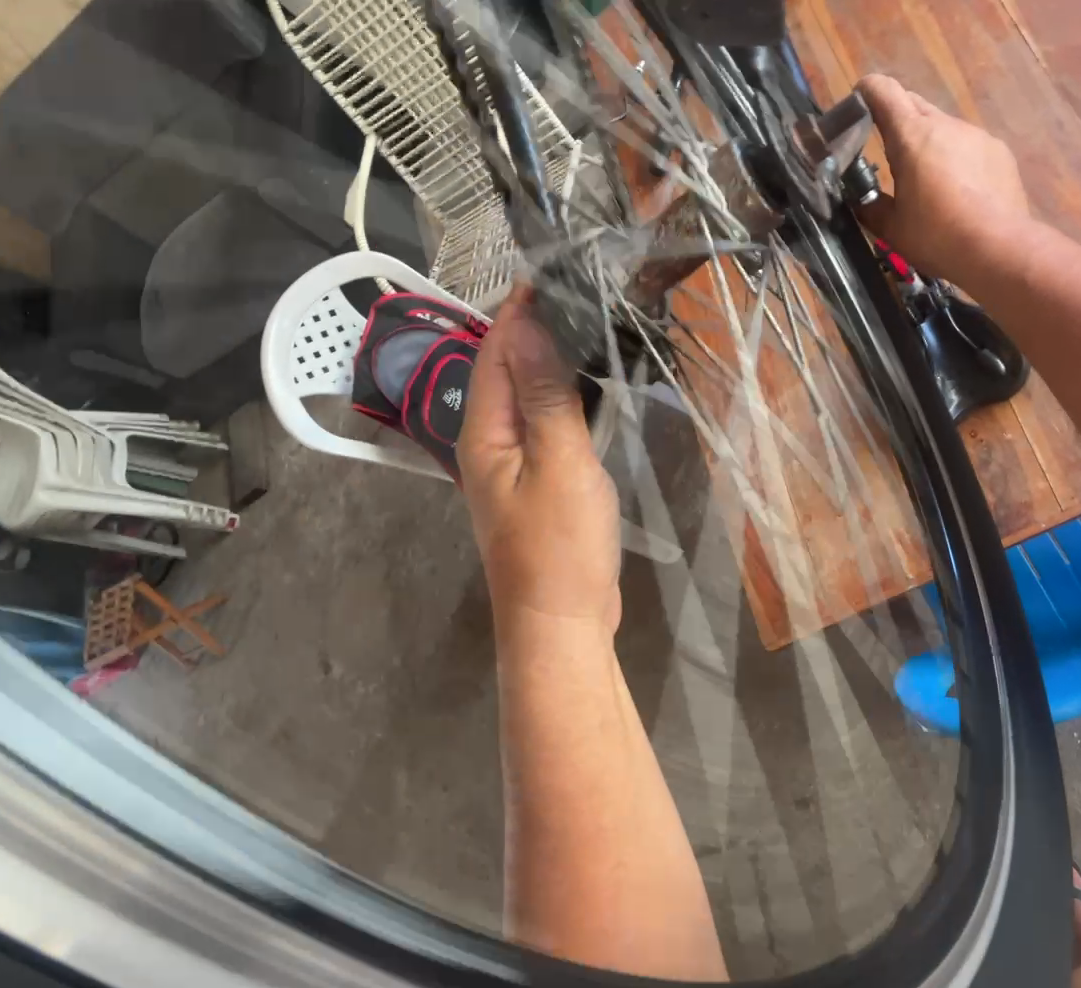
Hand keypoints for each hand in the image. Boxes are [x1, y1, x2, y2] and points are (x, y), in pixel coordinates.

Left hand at [458, 286, 621, 631]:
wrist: (563, 624)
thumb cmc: (560, 547)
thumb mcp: (560, 463)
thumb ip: (545, 394)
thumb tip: (526, 323)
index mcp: (484, 432)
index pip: (494, 350)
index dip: (521, 310)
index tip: (560, 270)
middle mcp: (490, 443)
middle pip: (507, 371)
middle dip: (538, 331)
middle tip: (589, 294)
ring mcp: (514, 468)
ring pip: (529, 400)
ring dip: (554, 365)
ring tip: (596, 328)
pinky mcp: (540, 486)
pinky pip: (547, 428)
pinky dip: (567, 402)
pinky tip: (595, 392)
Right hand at [855, 74, 1032, 277]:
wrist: (997, 249)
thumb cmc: (936, 237)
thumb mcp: (892, 229)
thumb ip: (871, 207)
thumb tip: (860, 199)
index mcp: (911, 137)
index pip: (883, 91)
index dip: (867, 92)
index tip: (858, 103)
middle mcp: (945, 125)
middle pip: (914, 106)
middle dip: (898, 121)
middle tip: (890, 155)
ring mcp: (976, 135)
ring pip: (944, 128)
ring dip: (931, 145)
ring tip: (930, 184)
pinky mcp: (998, 152)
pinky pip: (969, 147)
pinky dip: (958, 161)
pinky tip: (961, 194)